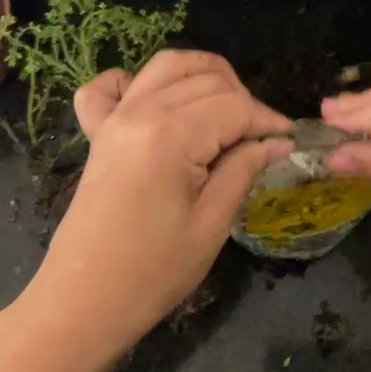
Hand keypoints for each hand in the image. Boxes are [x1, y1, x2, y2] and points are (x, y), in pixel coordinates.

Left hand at [15, 50, 291, 358]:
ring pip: (167, 66)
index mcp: (170, 135)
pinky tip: (156, 102)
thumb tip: (277, 142)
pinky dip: (134, 81)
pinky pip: (109, 86)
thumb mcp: (211, 225)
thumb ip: (244, 170)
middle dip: (243, 100)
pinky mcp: (97, 133)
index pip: (234, 105)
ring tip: (226, 110)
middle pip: (206, 79)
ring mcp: (113, 118)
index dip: (268, 120)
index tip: (289, 140)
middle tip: (260, 139)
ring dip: (203, 76)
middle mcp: (140, 111)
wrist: (81, 304)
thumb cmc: (152, 273)